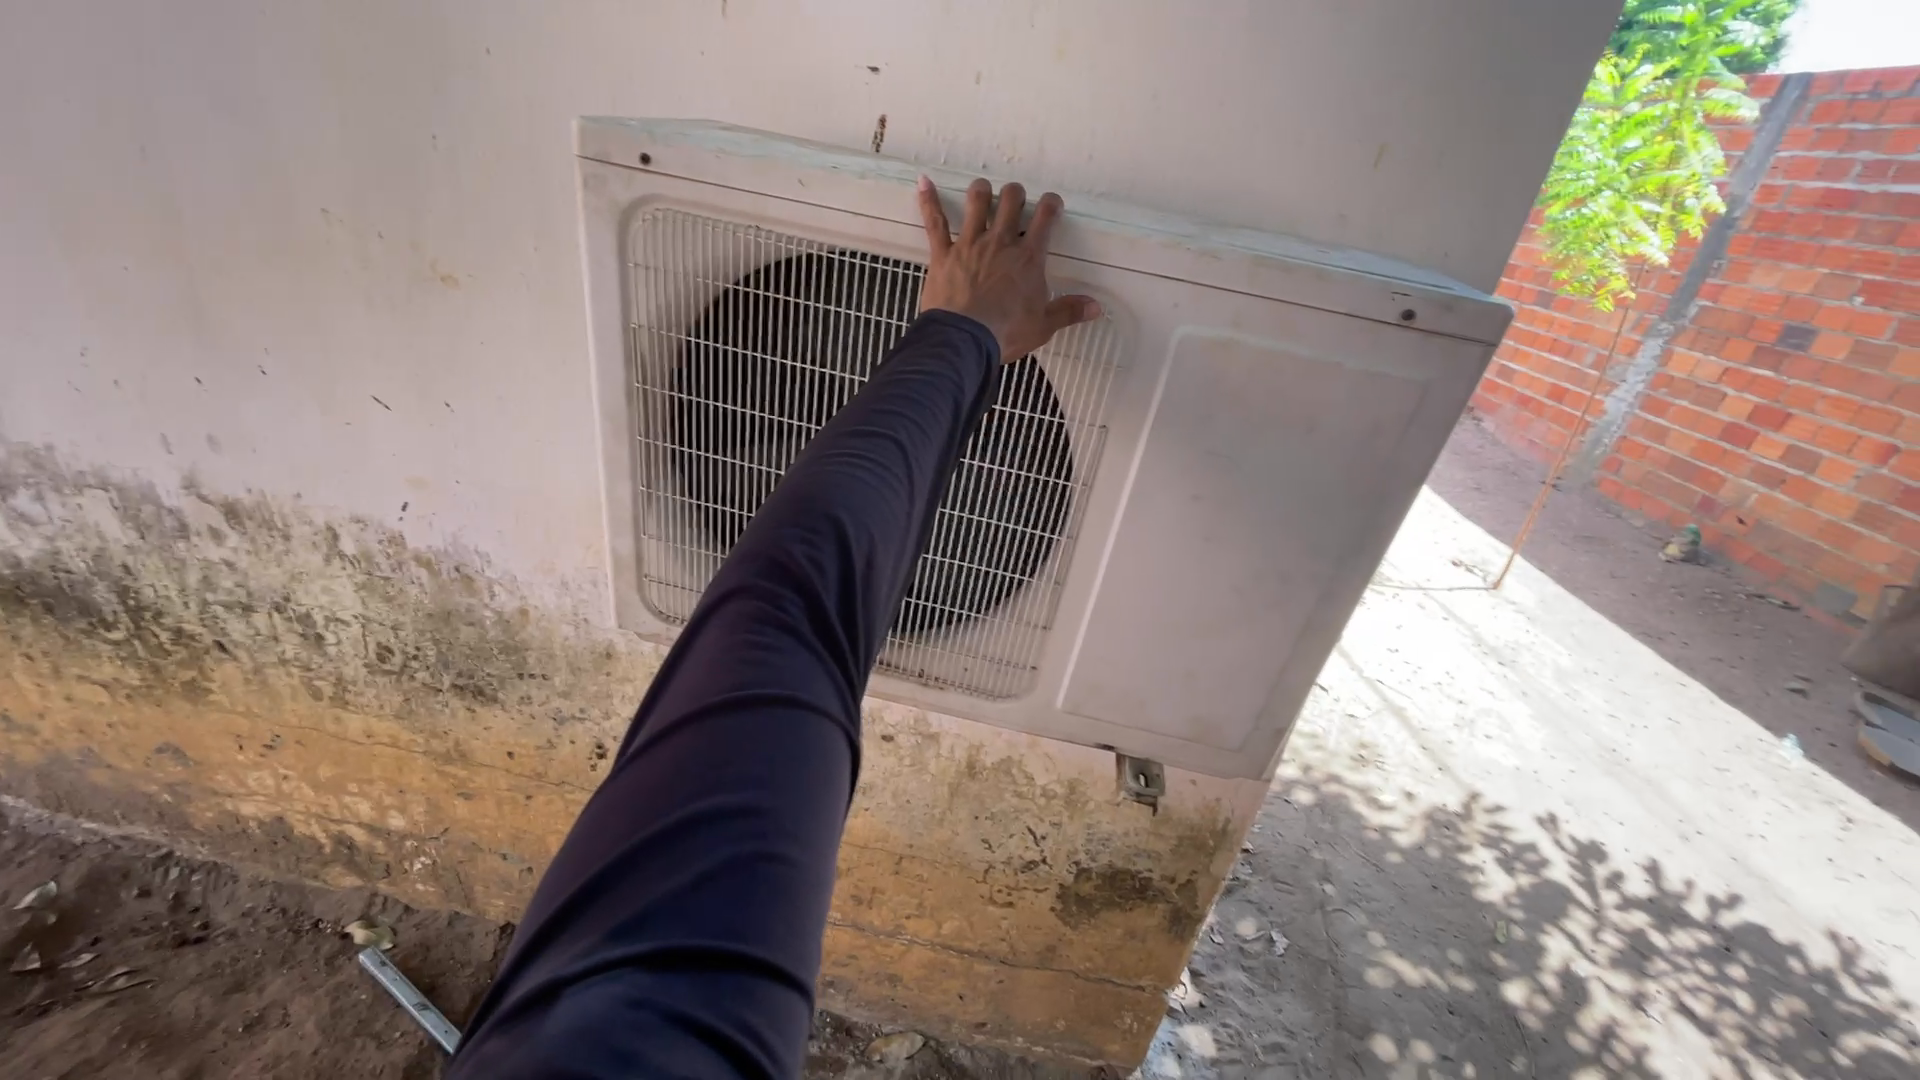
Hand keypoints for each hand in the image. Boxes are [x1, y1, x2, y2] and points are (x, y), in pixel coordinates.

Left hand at [916, 176, 1100, 360]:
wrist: (965, 341)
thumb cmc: (1006, 333)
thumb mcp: (1043, 326)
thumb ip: (1069, 311)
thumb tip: (1097, 307)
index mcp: (1028, 258)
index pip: (1045, 217)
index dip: (1050, 205)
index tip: (1051, 204)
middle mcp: (1000, 242)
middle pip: (1011, 200)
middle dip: (1015, 194)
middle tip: (1015, 201)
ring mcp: (970, 244)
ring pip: (977, 201)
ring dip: (981, 192)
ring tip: (982, 192)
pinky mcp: (943, 254)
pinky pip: (935, 222)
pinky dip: (929, 201)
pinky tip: (924, 182)